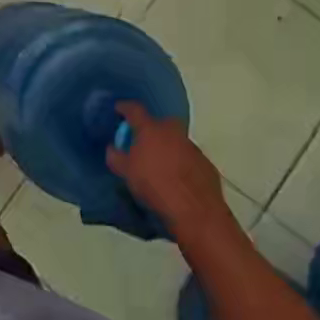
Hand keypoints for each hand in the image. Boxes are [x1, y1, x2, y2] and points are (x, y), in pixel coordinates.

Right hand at [105, 101, 230, 225]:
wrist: (194, 211)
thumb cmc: (154, 186)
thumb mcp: (126, 173)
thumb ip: (116, 157)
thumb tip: (113, 149)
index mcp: (150, 129)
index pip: (134, 110)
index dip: (125, 108)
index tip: (119, 109)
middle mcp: (173, 132)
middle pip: (160, 123)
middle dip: (152, 129)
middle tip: (144, 143)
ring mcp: (192, 147)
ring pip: (177, 141)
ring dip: (169, 148)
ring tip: (161, 167)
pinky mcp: (206, 163)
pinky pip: (189, 158)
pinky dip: (182, 163)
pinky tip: (178, 180)